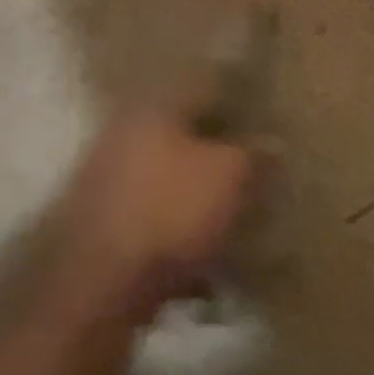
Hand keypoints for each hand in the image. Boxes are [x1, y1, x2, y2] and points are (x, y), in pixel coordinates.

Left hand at [52, 101, 266, 282]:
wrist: (102, 286)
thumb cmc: (173, 210)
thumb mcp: (233, 174)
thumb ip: (256, 153)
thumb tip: (271, 143)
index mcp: (152, 112)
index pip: (202, 87)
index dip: (238, 97)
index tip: (266, 110)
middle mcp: (122, 140)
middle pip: (183, 136)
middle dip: (220, 149)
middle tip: (259, 162)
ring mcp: (106, 187)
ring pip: (170, 181)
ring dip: (201, 194)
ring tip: (241, 212)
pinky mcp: (106, 231)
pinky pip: (159, 223)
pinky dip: (186, 236)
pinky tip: (215, 258)